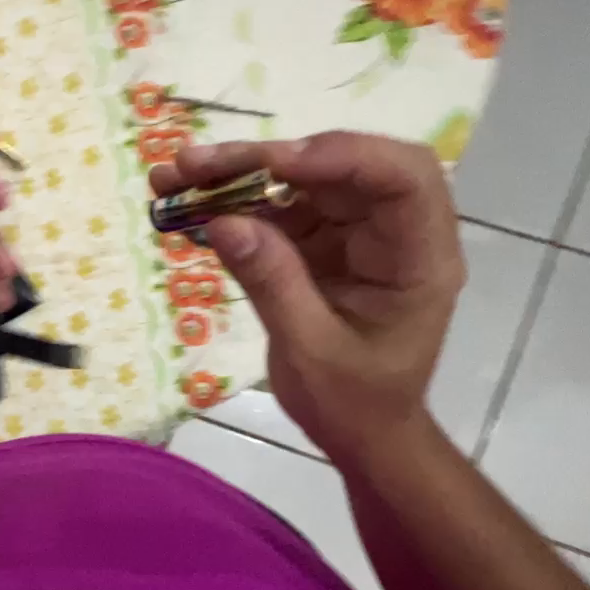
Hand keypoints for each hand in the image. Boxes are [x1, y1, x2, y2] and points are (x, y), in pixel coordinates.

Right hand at [149, 132, 464, 463]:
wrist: (359, 431)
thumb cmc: (353, 401)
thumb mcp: (310, 350)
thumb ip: (273, 283)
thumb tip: (223, 222)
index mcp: (417, 257)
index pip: (401, 179)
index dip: (341, 158)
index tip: (272, 165)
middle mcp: (387, 231)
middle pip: (335, 169)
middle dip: (264, 160)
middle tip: (193, 165)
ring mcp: (349, 234)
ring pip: (295, 183)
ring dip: (233, 176)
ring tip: (171, 178)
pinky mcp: (314, 244)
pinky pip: (271, 211)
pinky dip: (227, 206)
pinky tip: (182, 206)